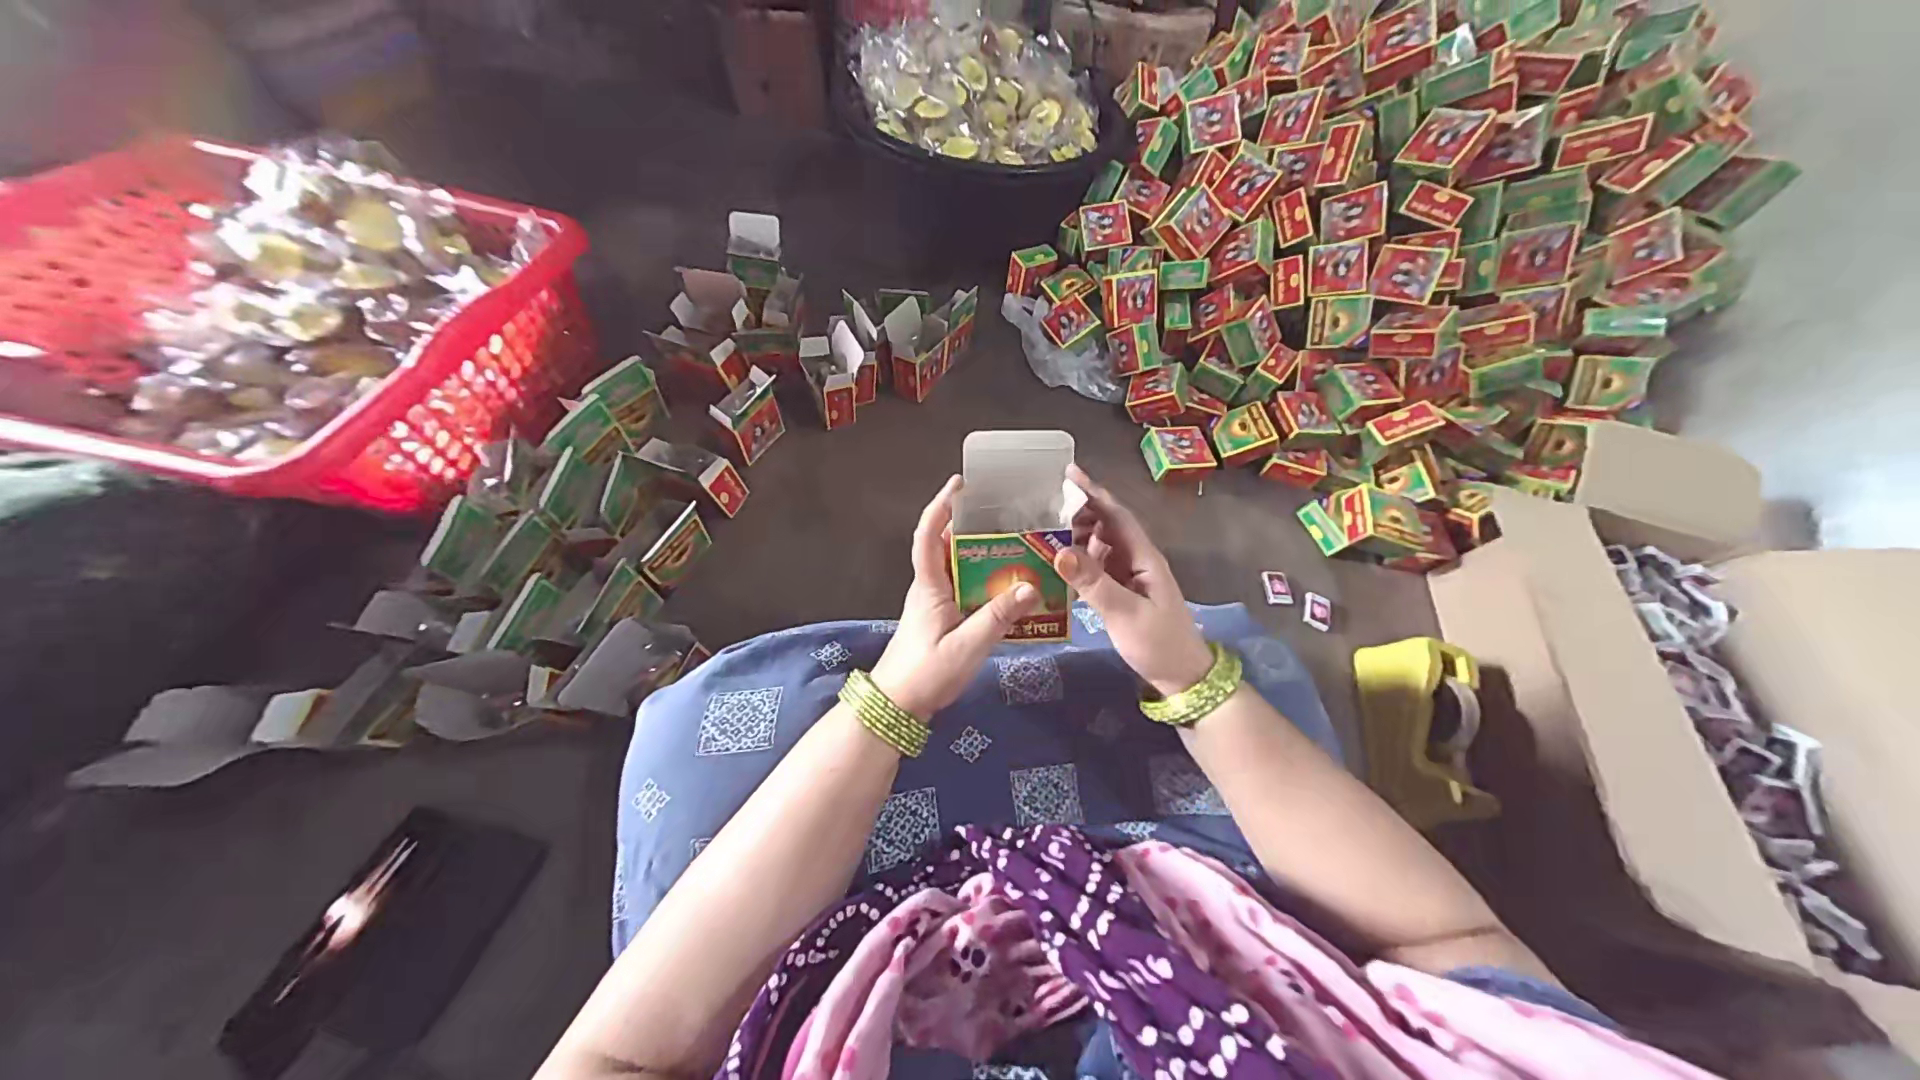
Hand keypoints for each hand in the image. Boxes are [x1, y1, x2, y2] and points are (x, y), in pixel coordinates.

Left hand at [870, 475, 1039, 720]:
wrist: (897, 705)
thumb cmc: (925, 673)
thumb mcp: (967, 646)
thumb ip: (998, 617)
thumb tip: (1031, 587)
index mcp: (929, 586)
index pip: (928, 536)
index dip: (940, 507)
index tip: (958, 485)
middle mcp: (930, 587)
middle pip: (948, 546)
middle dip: (972, 526)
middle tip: (1005, 514)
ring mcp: (935, 603)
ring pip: (959, 567)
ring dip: (983, 554)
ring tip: (1016, 545)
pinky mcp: (943, 618)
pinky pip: (965, 589)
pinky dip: (985, 581)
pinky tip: (1009, 587)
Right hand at [1052, 465, 1212, 695]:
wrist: (1182, 677)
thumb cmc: (1158, 643)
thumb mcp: (1124, 613)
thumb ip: (1093, 583)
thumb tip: (1059, 551)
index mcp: (1143, 558)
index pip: (1116, 516)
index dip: (1093, 493)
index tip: (1069, 474)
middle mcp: (1137, 560)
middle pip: (1108, 525)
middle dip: (1081, 510)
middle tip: (1047, 506)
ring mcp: (1130, 576)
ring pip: (1102, 545)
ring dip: (1078, 534)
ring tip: (1049, 531)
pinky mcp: (1123, 592)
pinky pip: (1099, 566)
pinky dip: (1081, 558)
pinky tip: (1063, 562)